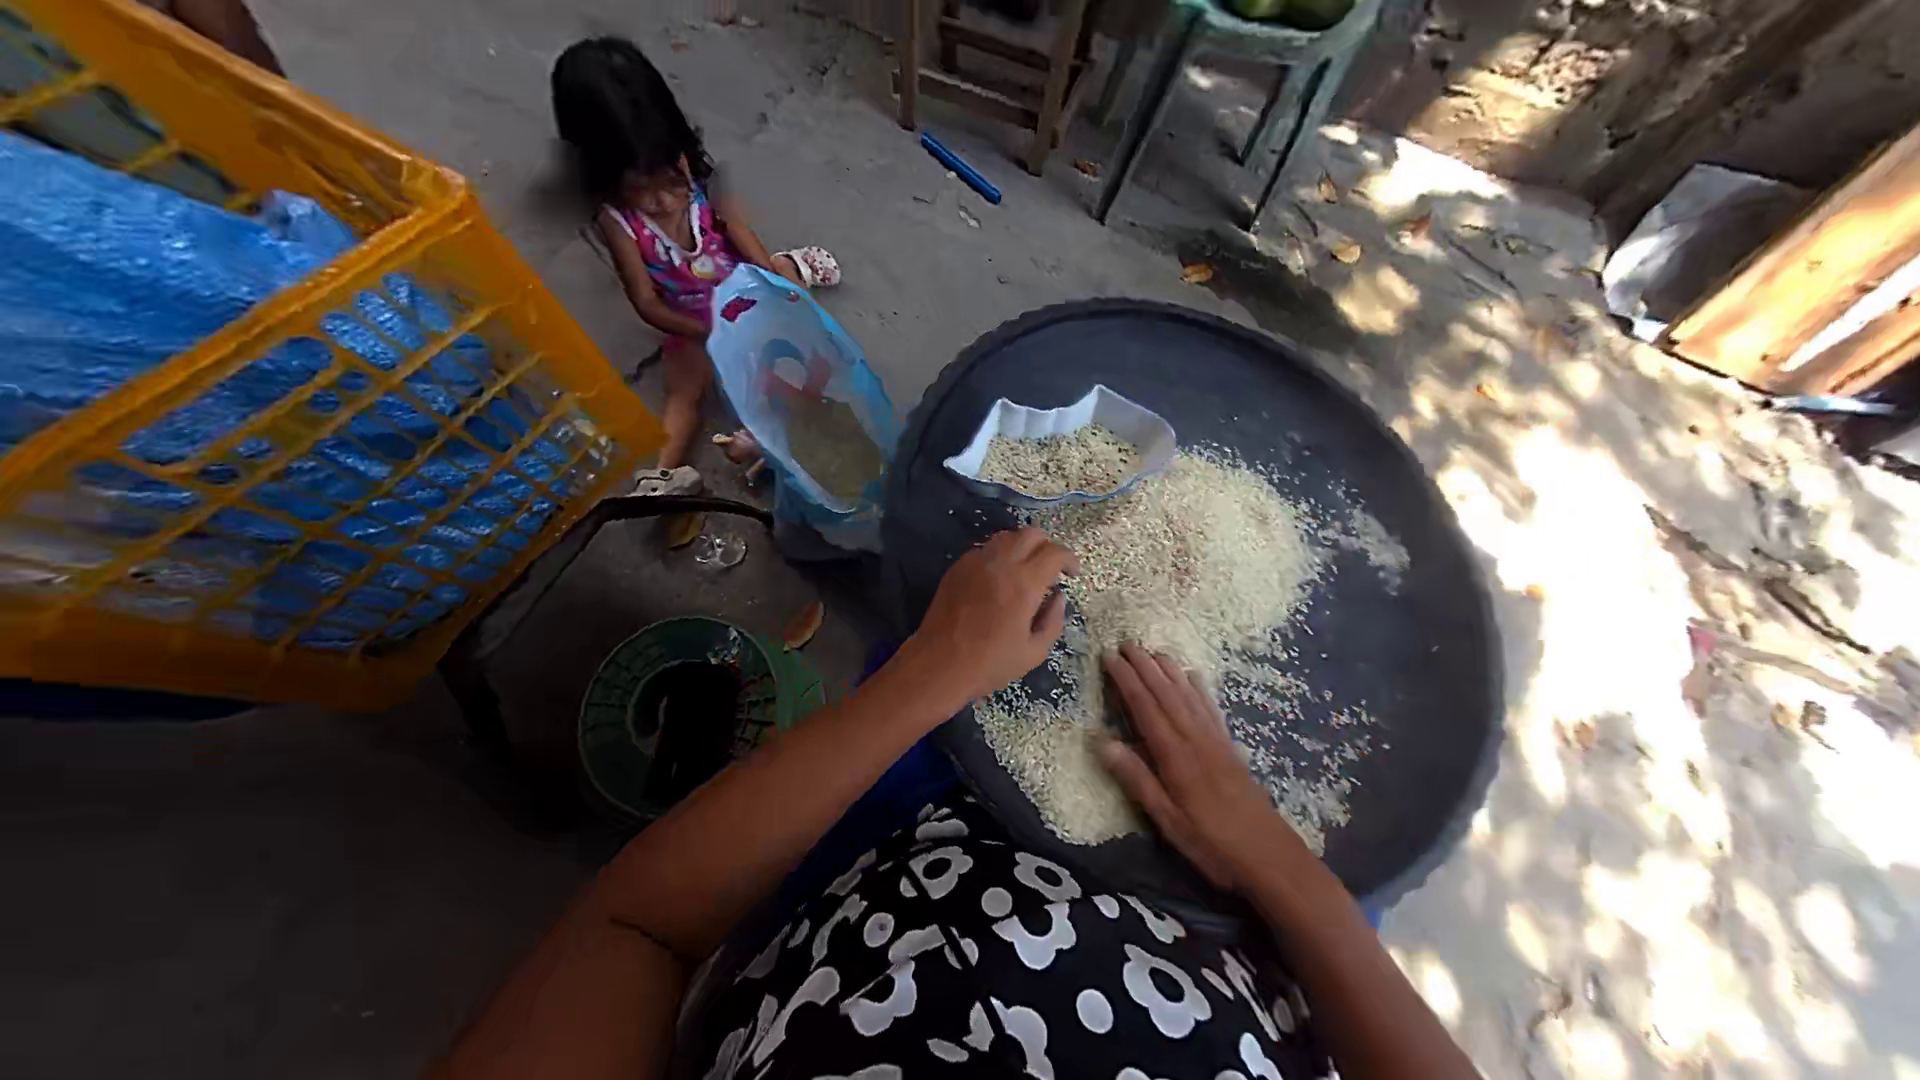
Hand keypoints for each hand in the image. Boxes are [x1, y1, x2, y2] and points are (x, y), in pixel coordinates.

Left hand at [900, 527, 1078, 705]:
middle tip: (1050, 568)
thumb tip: (1059, 597)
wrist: (939, 664)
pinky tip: (998, 578)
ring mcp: (975, 562)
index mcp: (1024, 584)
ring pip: (1006, 537)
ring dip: (1022, 546)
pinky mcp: (957, 567)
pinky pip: (984, 549)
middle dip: (1047, 546)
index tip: (1071, 573)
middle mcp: (1000, 564)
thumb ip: (1053, 621)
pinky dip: (999, 555)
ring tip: (1025, 569)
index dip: (1069, 559)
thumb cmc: (989, 663)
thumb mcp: (1034, 652)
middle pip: (1031, 534)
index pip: (1054, 552)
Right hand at [1099, 643, 1311, 891]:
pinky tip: (1194, 677)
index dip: (1126, 679)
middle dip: (1144, 666)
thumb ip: (1136, 778)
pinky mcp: (1229, 748)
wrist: (1270, 857)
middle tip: (1126, 643)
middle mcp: (1195, 738)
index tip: (1110, 657)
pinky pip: (1211, 709)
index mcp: (1175, 754)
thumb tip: (1102, 740)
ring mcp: (1215, 741)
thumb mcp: (1167, 818)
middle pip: (1166, 693)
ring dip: (1169, 670)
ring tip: (1153, 650)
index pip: (1145, 706)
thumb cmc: (1211, 843)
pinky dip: (1199, 688)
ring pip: (1188, 695)